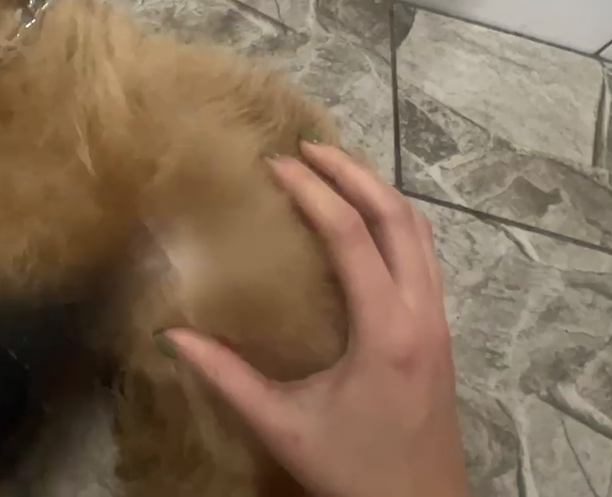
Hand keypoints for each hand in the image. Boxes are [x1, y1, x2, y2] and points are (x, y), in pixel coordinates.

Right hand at [162, 142, 466, 496]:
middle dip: (352, 172)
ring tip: (333, 165)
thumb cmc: (354, 471)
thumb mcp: (283, 427)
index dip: (314, 192)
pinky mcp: (441, 327)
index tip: (277, 164)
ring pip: (418, 229)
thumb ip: (227, 378)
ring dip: (376, 188)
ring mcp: (439, 317)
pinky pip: (423, 251)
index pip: (352, 236)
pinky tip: (362, 214)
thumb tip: (171, 336)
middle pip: (397, 216)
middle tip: (306, 146)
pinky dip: (392, 216)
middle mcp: (422, 312)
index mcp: (386, 331)